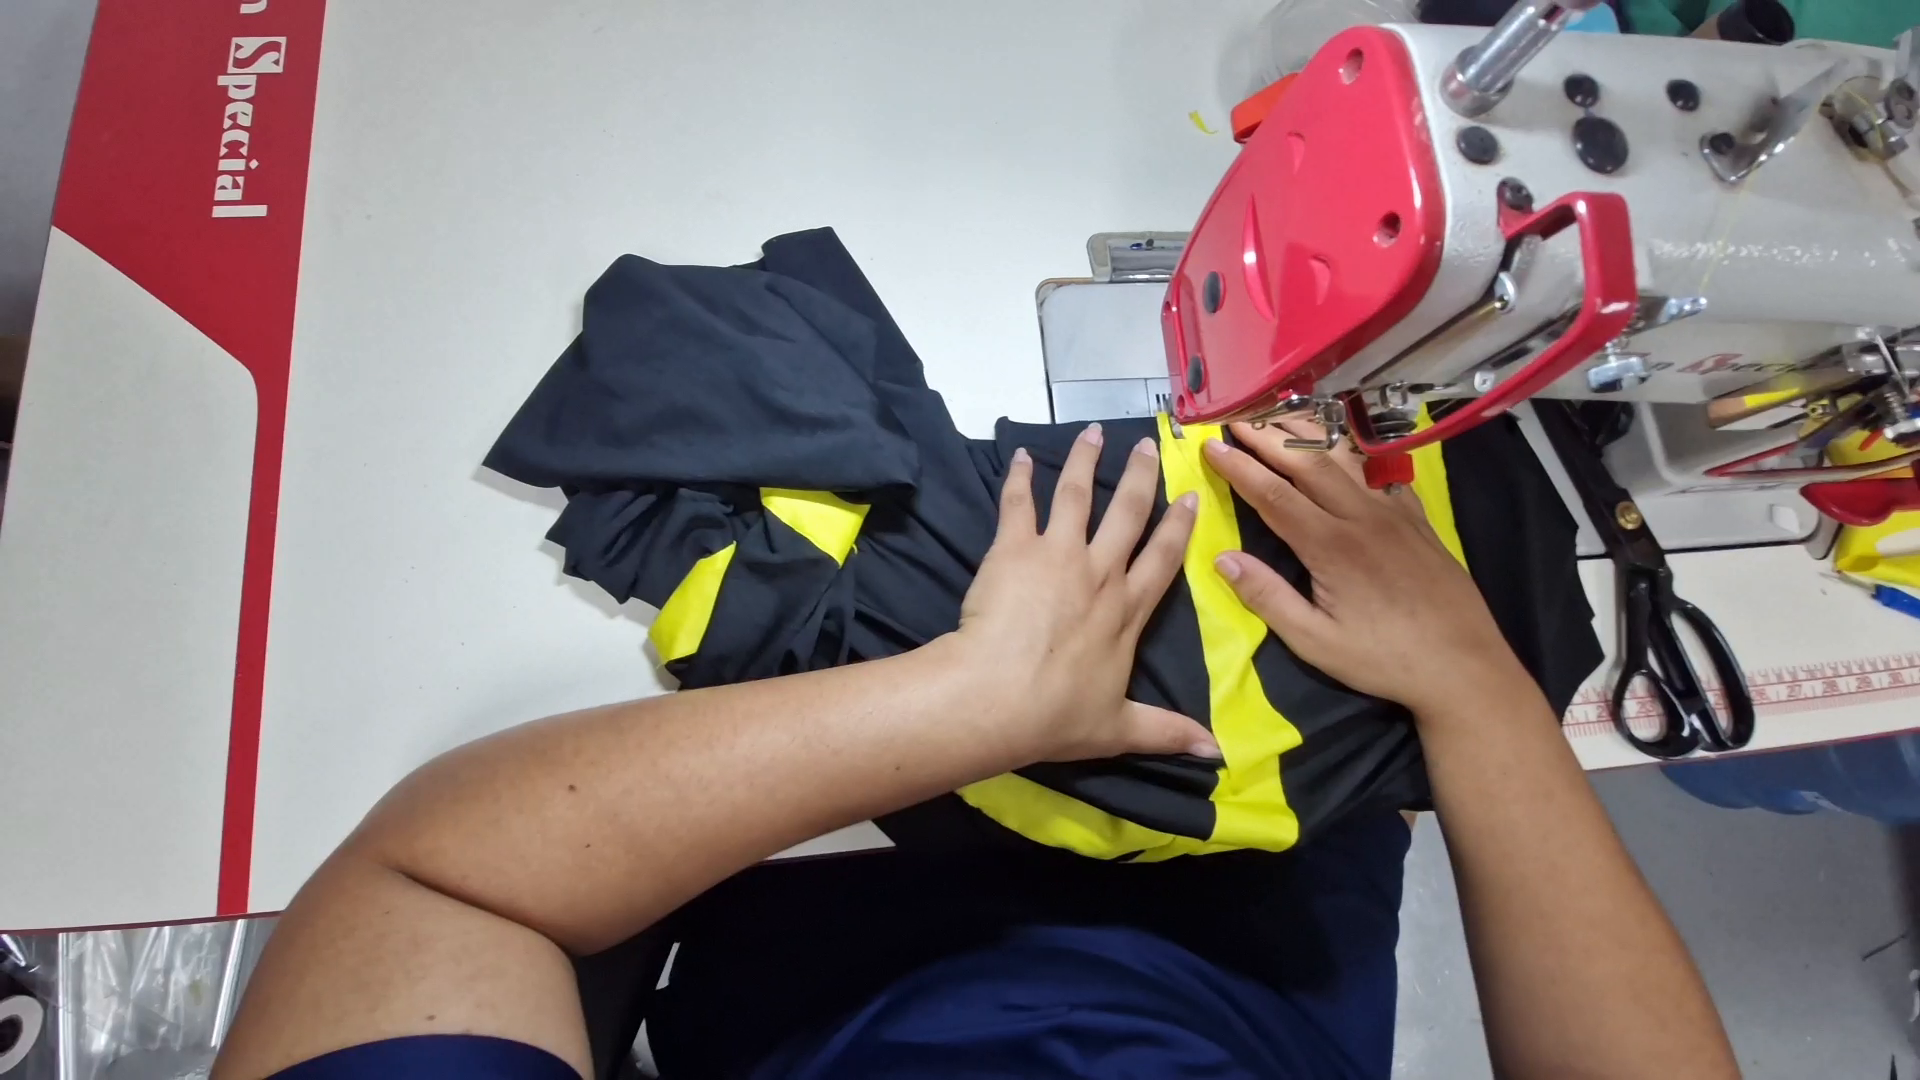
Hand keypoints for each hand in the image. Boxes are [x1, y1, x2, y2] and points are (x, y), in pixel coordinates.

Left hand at [952, 422, 1217, 763]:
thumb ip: (1168, 732)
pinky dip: (1021, 478)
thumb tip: (1219, 754)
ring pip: (1078, 495)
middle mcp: (1100, 573)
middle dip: (1140, 477)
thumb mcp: (1120, 729)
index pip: (1163, 558)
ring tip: (1093, 433)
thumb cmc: (1057, 715)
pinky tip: (1021, 457)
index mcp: (1128, 610)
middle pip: (1128, 513)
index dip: (1179, 526)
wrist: (997, 697)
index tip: (1189, 497)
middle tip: (1147, 446)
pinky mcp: (1014, 548)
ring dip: (1086, 461)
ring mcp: (1058, 555)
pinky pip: (1020, 503)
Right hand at [1202, 421, 1530, 716]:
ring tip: (1278, 417)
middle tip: (1236, 419)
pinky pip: (1380, 472)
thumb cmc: (1382, 660)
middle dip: (1267, 438)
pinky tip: (1341, 443)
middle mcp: (1362, 518)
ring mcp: (1394, 513)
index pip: (1273, 495)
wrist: (1466, 668)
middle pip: (1307, 463)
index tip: (1211, 447)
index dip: (1239, 468)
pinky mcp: (1416, 519)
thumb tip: (1222, 559)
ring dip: (1307, 434)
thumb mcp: (1314, 641)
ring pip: (1344, 459)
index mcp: (1331, 547)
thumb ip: (1267, 597)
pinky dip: (1353, 450)